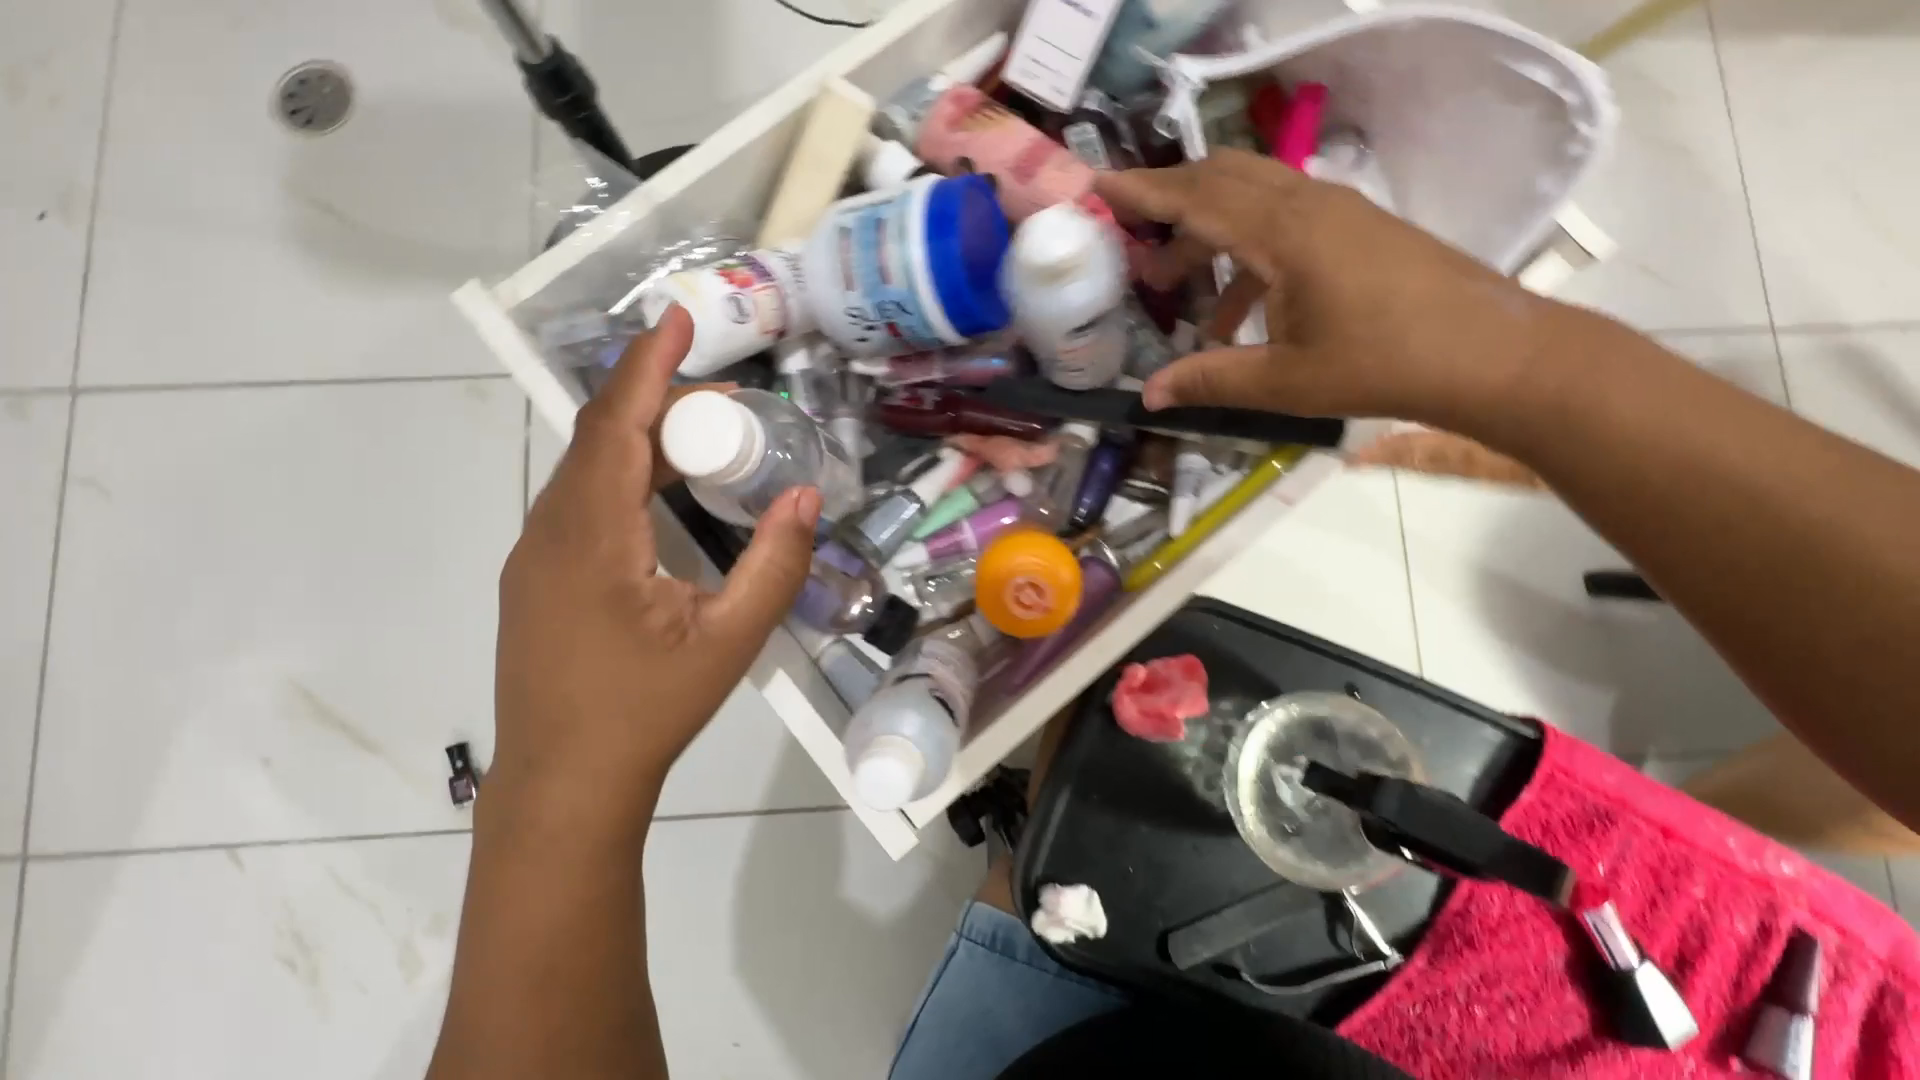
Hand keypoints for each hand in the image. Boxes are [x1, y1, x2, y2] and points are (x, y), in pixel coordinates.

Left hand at [491, 306, 821, 831]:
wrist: (564, 782)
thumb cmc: (648, 710)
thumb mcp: (729, 640)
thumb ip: (774, 564)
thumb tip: (803, 496)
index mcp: (591, 534)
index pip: (618, 423)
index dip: (650, 366)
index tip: (679, 317)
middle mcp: (550, 530)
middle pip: (601, 438)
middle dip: (659, 402)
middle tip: (728, 401)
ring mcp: (535, 556)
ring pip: (585, 470)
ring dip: (640, 441)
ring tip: (703, 441)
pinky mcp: (535, 579)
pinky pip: (577, 502)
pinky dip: (621, 477)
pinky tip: (659, 498)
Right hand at [1098, 150, 1571, 430]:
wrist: (1489, 353)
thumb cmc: (1382, 365)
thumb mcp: (1284, 381)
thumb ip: (1210, 381)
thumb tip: (1148, 396)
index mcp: (1283, 233)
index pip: (1196, 197)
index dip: (1142, 191)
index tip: (1097, 184)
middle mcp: (1307, 204)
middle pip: (1222, 178)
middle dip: (1169, 202)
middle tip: (1131, 237)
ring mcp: (1336, 210)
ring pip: (1253, 197)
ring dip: (1207, 231)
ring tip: (1174, 285)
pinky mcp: (1355, 227)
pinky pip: (1283, 220)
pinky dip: (1246, 251)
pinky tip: (1236, 315)